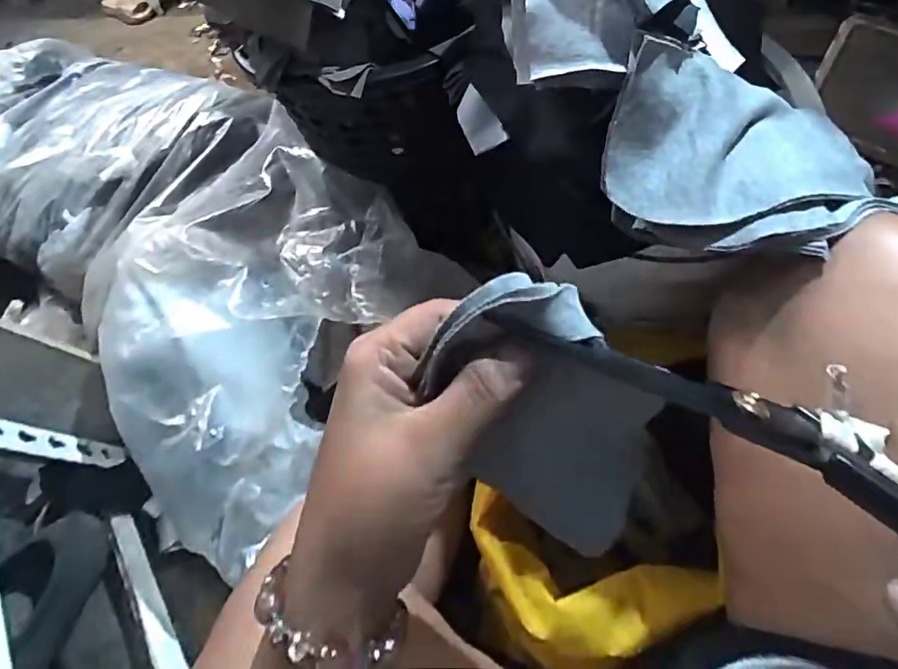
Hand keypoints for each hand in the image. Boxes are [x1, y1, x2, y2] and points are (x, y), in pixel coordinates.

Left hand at [284, 300, 526, 634]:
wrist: (343, 582)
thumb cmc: (376, 504)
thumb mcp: (429, 446)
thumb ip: (477, 395)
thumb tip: (528, 350)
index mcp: (377, 354)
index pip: (439, 314)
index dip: (488, 317)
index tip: (541, 327)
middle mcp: (387, 365)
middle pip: (449, 338)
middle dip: (497, 344)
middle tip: (554, 351)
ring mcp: (400, 398)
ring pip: (456, 369)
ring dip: (496, 373)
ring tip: (548, 374)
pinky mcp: (415, 428)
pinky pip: (456, 400)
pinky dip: (486, 401)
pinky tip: (523, 405)